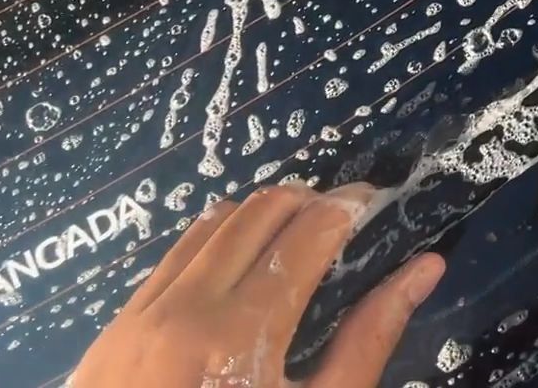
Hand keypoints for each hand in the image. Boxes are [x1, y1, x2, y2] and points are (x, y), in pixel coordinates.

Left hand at [70, 182, 444, 387]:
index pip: (313, 227)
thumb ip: (371, 337)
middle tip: (343, 228)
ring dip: (267, 215)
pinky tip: (241, 275)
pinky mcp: (110, 332)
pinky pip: (176, 253)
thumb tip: (427, 267)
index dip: (354, 204)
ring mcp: (139, 317)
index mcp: (240, 334)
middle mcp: (185, 308)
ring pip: (218, 219)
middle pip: (265, 207)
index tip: (379, 205)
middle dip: (314, 201)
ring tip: (295, 245)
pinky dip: (220, 240)